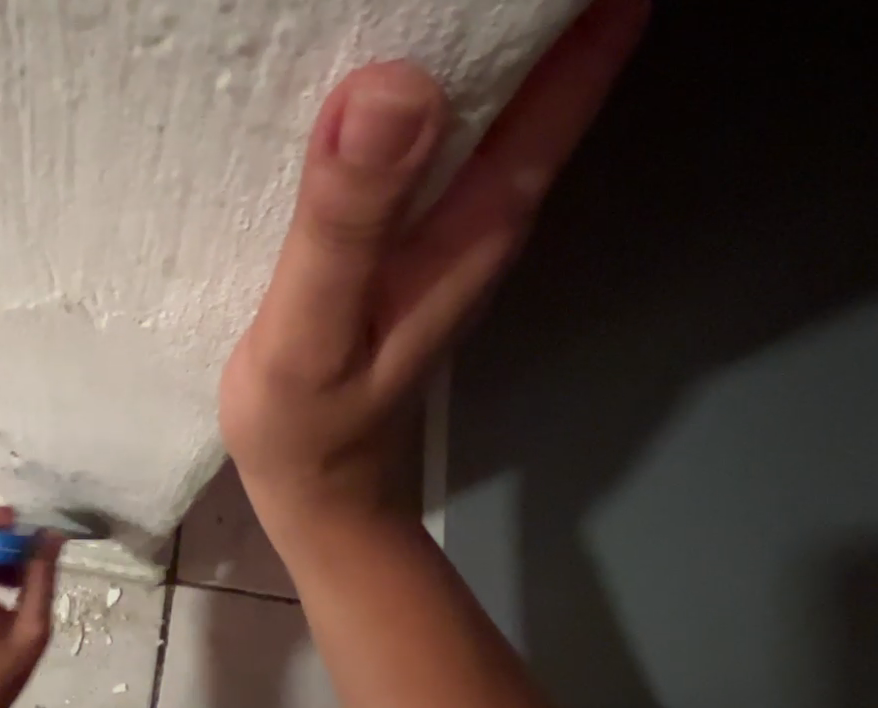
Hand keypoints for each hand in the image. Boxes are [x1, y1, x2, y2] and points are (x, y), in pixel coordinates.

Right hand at [219, 0, 647, 534]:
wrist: (315, 489)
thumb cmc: (308, 424)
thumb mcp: (313, 330)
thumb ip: (348, 221)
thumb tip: (392, 86)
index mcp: (481, 214)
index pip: (568, 63)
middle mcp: (485, 202)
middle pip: (535, 61)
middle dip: (507, 1)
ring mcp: (449, 219)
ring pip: (486, 89)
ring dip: (466, 27)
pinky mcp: (408, 233)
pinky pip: (428, 131)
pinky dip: (416, 85)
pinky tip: (366, 65)